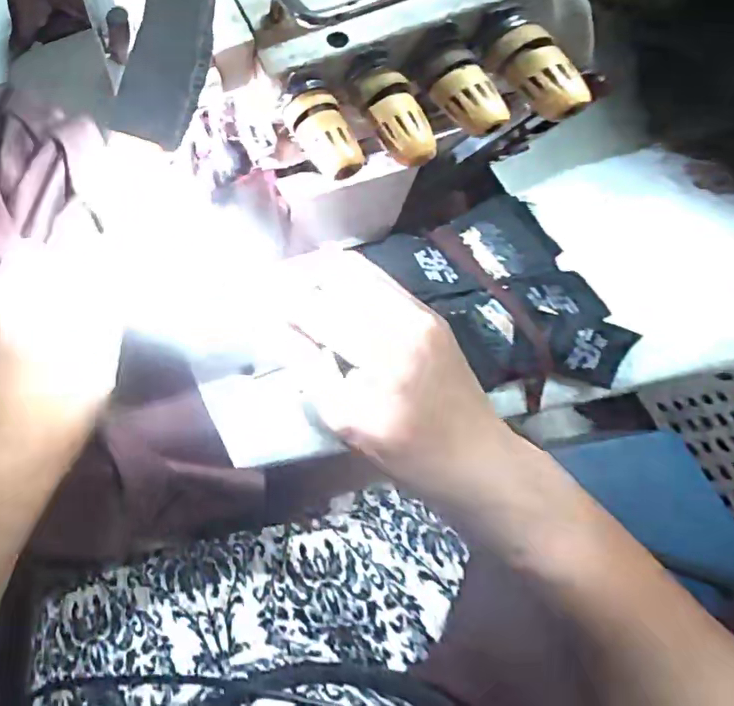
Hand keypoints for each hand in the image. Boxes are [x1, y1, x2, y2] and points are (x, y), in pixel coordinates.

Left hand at [0, 218, 122, 505]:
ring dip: (37, 265)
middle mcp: (44, 298)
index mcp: (85, 319)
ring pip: (24, 258)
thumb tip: (107, 284)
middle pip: (62, 254)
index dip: (103, 250)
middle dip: (73, 260)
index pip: (100, 260)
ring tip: (42, 286)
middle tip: (74, 283)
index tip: (108, 249)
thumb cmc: (54, 432)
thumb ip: (107, 325)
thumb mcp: (100, 381)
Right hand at [282, 250, 518, 494]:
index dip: (278, 302)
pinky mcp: (426, 313)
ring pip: (355, 271)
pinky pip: (376, 280)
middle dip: (295, 282)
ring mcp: (420, 312)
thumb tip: (276, 328)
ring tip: (293, 290)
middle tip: (267, 294)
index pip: (315, 309)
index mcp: (384, 354)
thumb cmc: (410, 454)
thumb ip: (308, 368)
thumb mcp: (346, 422)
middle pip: (333, 279)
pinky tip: (326, 291)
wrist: (481, 462)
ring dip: (318, 275)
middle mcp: (404, 320)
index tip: (251, 301)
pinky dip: (344, 279)